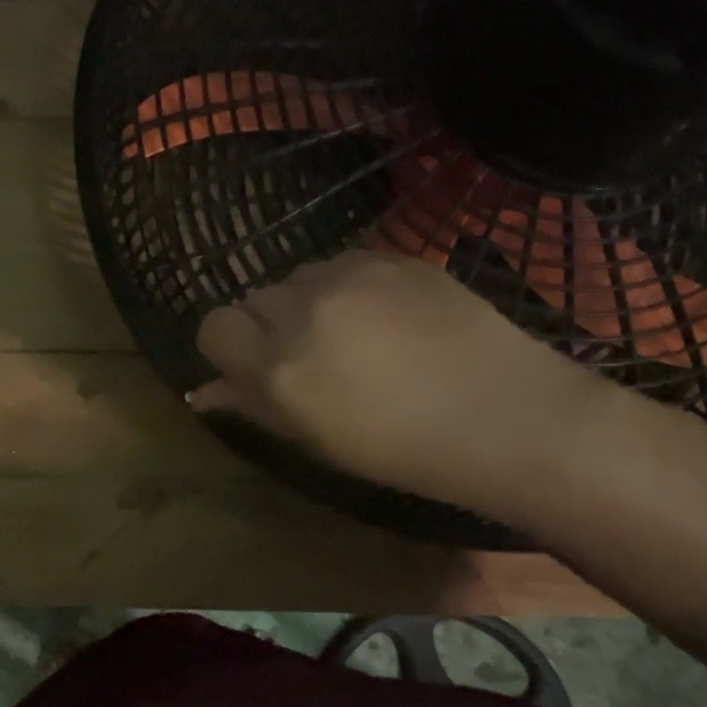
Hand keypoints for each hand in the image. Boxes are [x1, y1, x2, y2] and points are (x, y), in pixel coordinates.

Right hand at [189, 249, 602, 502]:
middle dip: (267, 325)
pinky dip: (347, 285)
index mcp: (278, 365)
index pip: (213, 326)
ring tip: (349, 334)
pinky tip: (384, 316)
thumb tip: (203, 391)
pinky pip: (344, 261)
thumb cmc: (399, 449)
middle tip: (308, 358)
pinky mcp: (394, 257)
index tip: (253, 368)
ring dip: (306, 301)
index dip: (227, 347)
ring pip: (298, 275)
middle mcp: (304, 309)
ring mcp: (351, 275)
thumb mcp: (314, 439)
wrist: (502, 415)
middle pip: (253, 297)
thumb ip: (253, 406)